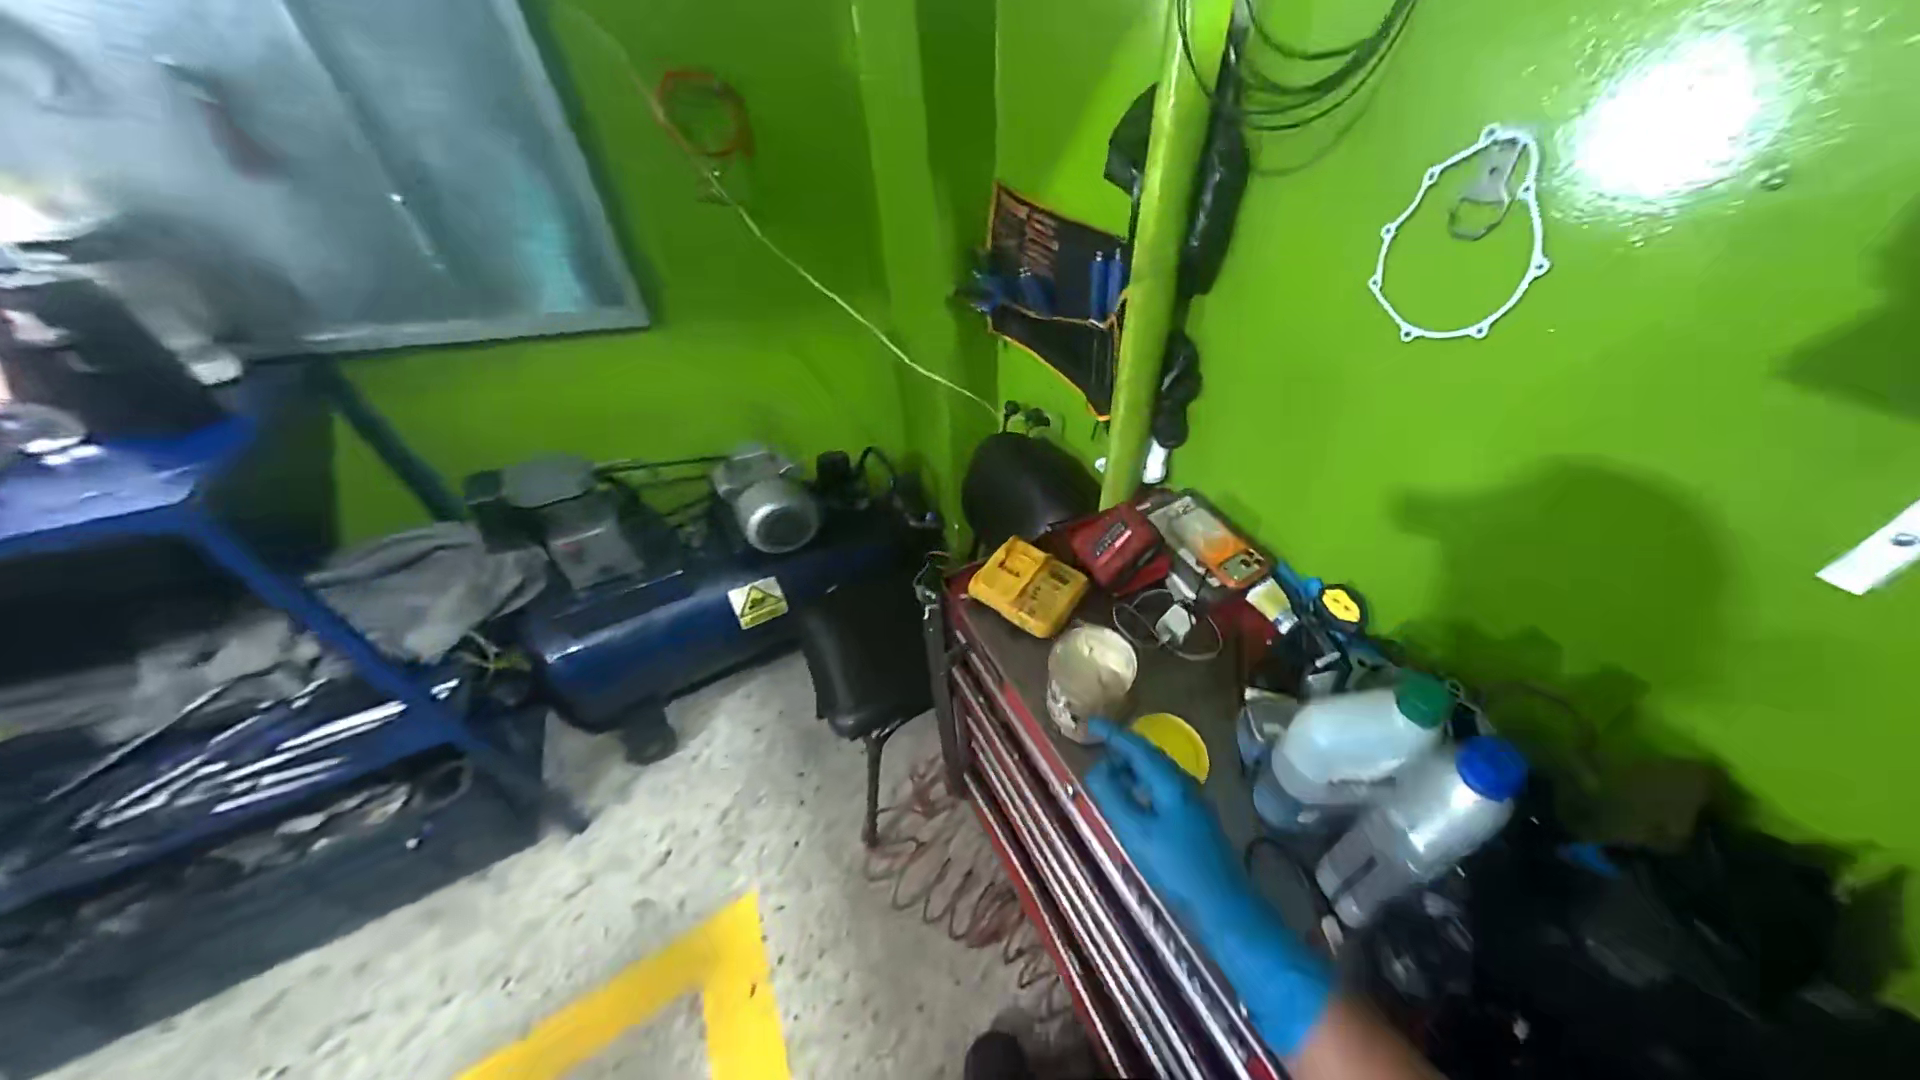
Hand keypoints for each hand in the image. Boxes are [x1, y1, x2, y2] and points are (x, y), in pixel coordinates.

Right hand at [1082, 718, 1244, 922]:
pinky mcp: (1194, 819)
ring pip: (1155, 773)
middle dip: (1120, 750)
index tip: (1089, 723)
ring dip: (1130, 769)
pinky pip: (1161, 788)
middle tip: (1095, 752)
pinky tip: (1131, 802)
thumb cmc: (1176, 868)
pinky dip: (1141, 786)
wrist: (1225, 906)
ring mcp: (1192, 802)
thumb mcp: (1135, 831)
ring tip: (1107, 778)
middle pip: (1148, 755)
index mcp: (1170, 782)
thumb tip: (1096, 768)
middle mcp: (1184, 784)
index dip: (1112, 733)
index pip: (1136, 746)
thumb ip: (1112, 795)